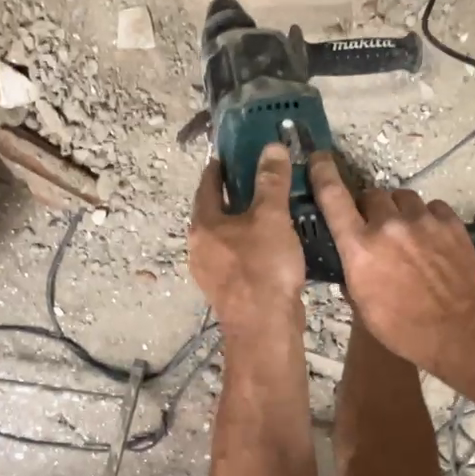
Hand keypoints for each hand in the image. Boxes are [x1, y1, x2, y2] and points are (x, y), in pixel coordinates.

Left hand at [189, 143, 305, 322]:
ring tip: (271, 208)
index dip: (219, 168)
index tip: (230, 154)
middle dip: (234, 195)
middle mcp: (200, 248)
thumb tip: (272, 147)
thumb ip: (271, 181)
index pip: (207, 186)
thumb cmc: (263, 267)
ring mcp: (212, 273)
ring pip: (228, 237)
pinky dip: (252, 244)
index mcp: (203, 225)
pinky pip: (239, 257)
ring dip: (245, 222)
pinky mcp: (229, 290)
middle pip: (215, 212)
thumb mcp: (271, 217)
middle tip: (257, 177)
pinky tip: (275, 243)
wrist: (265, 327)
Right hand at [307, 154, 474, 365]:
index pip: (333, 197)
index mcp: (359, 247)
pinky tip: (432, 237)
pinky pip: (432, 207)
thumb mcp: (363, 307)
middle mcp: (388, 225)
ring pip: (402, 197)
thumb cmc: (404, 329)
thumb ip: (353, 273)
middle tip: (377, 229)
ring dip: (399, 210)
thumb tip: (351, 259)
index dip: (323, 173)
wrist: (462, 332)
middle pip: (372, 195)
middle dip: (370, 209)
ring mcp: (422, 220)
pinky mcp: (450, 222)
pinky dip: (427, 217)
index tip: (319, 159)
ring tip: (407, 232)